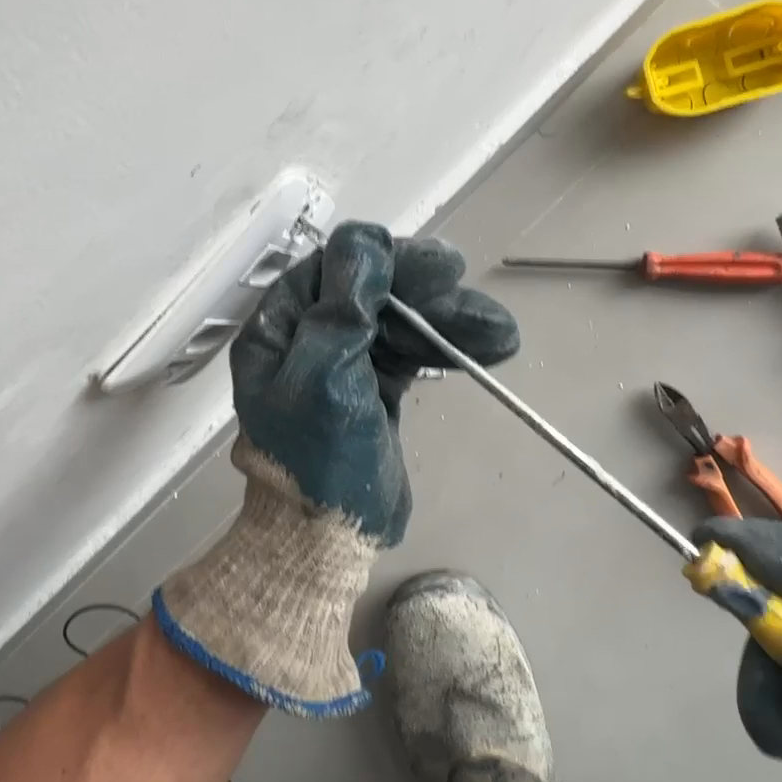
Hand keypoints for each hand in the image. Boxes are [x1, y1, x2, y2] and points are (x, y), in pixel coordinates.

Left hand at [230, 221, 518, 545]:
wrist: (327, 540)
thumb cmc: (317, 462)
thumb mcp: (324, 380)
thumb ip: (342, 309)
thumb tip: (364, 241)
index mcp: (280, 329)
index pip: (332, 270)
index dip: (382, 262)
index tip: (432, 270)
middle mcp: (308, 335)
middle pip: (372, 291)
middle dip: (423, 292)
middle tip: (467, 289)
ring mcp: (343, 359)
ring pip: (399, 319)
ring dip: (448, 320)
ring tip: (501, 332)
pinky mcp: (374, 385)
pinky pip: (411, 350)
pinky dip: (445, 346)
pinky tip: (489, 345)